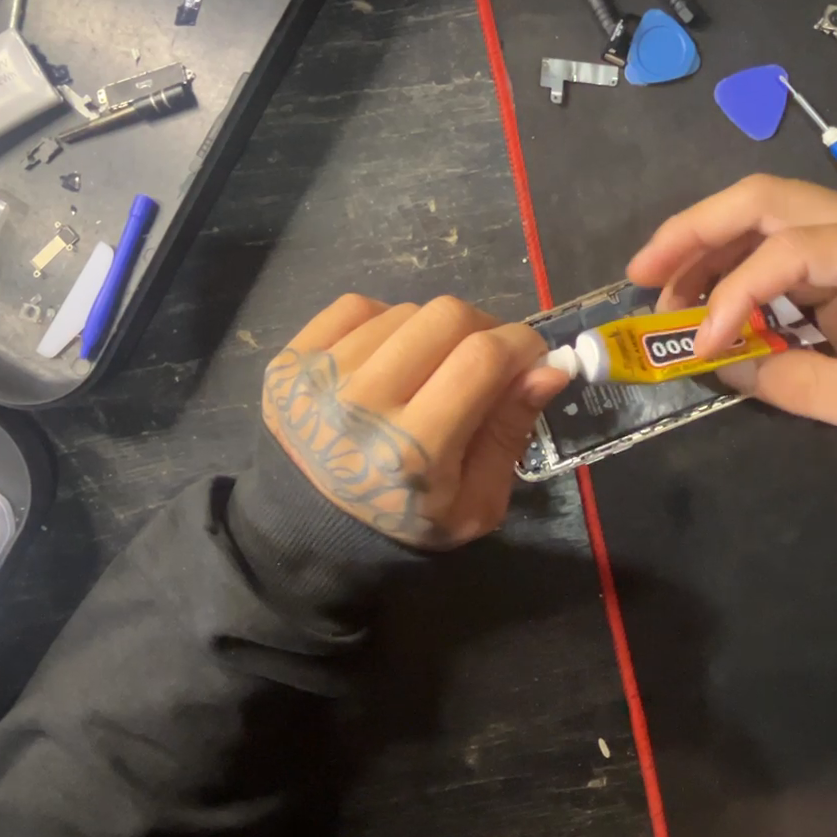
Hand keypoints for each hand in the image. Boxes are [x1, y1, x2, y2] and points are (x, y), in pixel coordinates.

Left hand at [263, 295, 569, 548]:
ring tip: (428, 370)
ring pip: (404, 309)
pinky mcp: (288, 361)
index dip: (521, 344)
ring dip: (432, 332)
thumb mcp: (476, 502)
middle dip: (483, 329)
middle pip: (446, 316)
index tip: (529, 358)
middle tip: (485, 359)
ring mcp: (317, 378)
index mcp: (412, 451)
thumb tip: (548, 368)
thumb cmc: (405, 522)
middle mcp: (360, 405)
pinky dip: (384, 322)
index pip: (482, 359)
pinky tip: (388, 357)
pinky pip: (356, 306)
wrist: (309, 530)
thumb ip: (510, 432)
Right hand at [626, 175, 836, 449]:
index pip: (792, 251)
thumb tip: (719, 361)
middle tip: (640, 274)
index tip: (702, 347)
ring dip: (701, 247)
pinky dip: (723, 265)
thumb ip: (797, 383)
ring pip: (758, 213)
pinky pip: (766, 243)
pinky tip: (696, 297)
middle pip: (765, 200)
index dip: (733, 294)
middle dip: (694, 233)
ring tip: (661, 294)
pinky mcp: (835, 252)